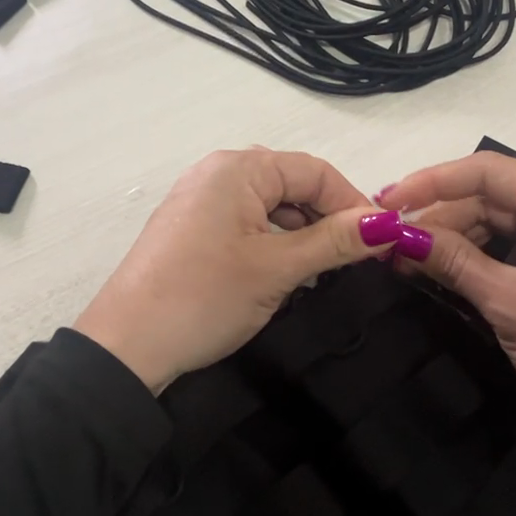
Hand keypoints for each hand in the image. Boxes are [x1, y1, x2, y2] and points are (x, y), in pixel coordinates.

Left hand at [74, 149, 426, 392]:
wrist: (126, 347)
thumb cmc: (204, 297)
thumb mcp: (277, 268)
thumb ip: (334, 241)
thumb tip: (388, 224)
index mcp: (237, 169)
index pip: (315, 171)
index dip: (353, 203)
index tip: (382, 241)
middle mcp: (217, 173)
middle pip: (293, 185)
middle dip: (327, 220)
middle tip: (354, 261)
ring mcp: (200, 201)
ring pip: (271, 208)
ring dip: (302, 235)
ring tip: (320, 274)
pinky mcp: (192, 230)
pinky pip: (247, 224)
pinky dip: (274, 245)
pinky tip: (285, 276)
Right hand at [378, 153, 515, 480]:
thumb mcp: (511, 305)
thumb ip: (454, 261)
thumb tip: (397, 234)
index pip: (489, 170)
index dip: (431, 182)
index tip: (384, 202)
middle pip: (489, 195)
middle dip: (438, 216)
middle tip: (387, 241)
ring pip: (495, 222)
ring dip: (451, 239)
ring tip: (402, 259)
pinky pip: (508, 247)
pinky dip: (473, 258)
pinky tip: (436, 270)